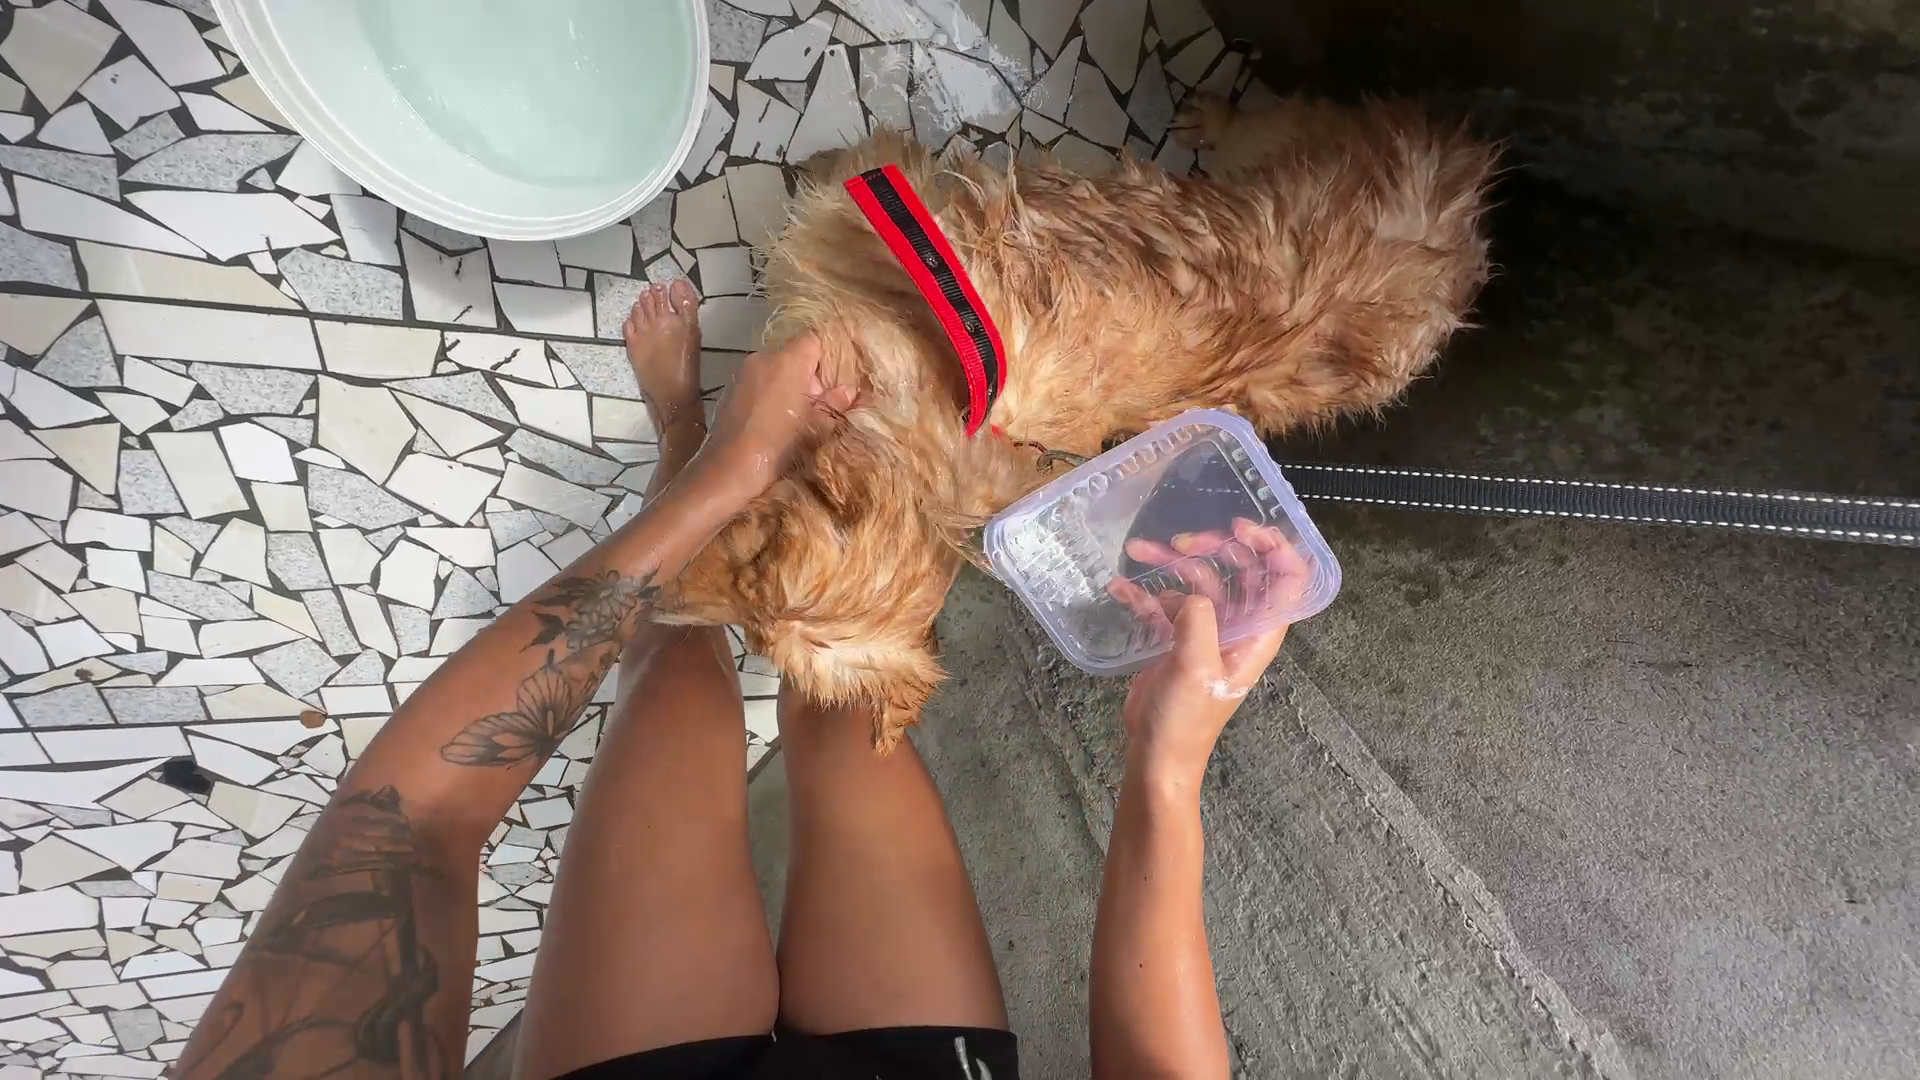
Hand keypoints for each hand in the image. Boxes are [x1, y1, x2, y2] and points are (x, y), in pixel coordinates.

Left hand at [699, 332, 857, 490]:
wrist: (731, 468)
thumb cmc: (780, 444)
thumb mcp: (818, 427)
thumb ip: (836, 404)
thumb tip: (850, 391)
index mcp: (787, 361)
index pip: (814, 340)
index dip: (828, 356)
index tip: (836, 380)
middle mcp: (762, 358)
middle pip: (794, 355)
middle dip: (809, 377)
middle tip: (819, 406)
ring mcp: (742, 373)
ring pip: (775, 370)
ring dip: (789, 387)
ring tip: (797, 417)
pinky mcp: (729, 390)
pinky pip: (758, 383)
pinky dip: (770, 395)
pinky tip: (774, 422)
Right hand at [1116, 521, 1303, 786]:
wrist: (1156, 754)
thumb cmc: (1186, 717)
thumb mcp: (1195, 666)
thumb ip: (1198, 619)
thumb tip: (1187, 592)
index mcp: (1258, 633)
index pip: (1285, 580)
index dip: (1272, 547)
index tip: (1239, 528)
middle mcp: (1237, 627)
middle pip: (1239, 572)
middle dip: (1213, 549)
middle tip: (1181, 542)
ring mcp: (1204, 632)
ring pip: (1196, 582)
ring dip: (1170, 564)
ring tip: (1139, 551)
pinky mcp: (1174, 640)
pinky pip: (1163, 604)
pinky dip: (1143, 593)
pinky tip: (1118, 587)